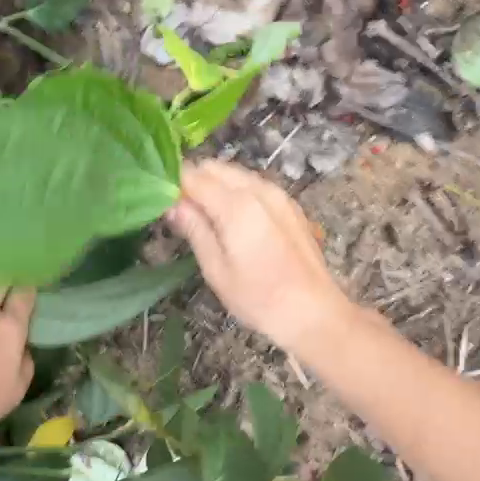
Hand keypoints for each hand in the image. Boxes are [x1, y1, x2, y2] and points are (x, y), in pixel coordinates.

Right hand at [167, 160, 359, 348]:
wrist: (315, 313)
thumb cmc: (260, 298)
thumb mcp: (217, 270)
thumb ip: (194, 229)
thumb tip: (172, 205)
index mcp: (236, 205)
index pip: (193, 175)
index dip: (174, 185)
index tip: (164, 205)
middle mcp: (258, 189)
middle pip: (214, 167)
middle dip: (194, 182)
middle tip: (184, 214)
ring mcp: (277, 194)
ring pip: (233, 173)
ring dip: (215, 185)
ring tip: (208, 219)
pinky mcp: (289, 203)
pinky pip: (252, 184)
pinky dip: (235, 191)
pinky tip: (234, 222)